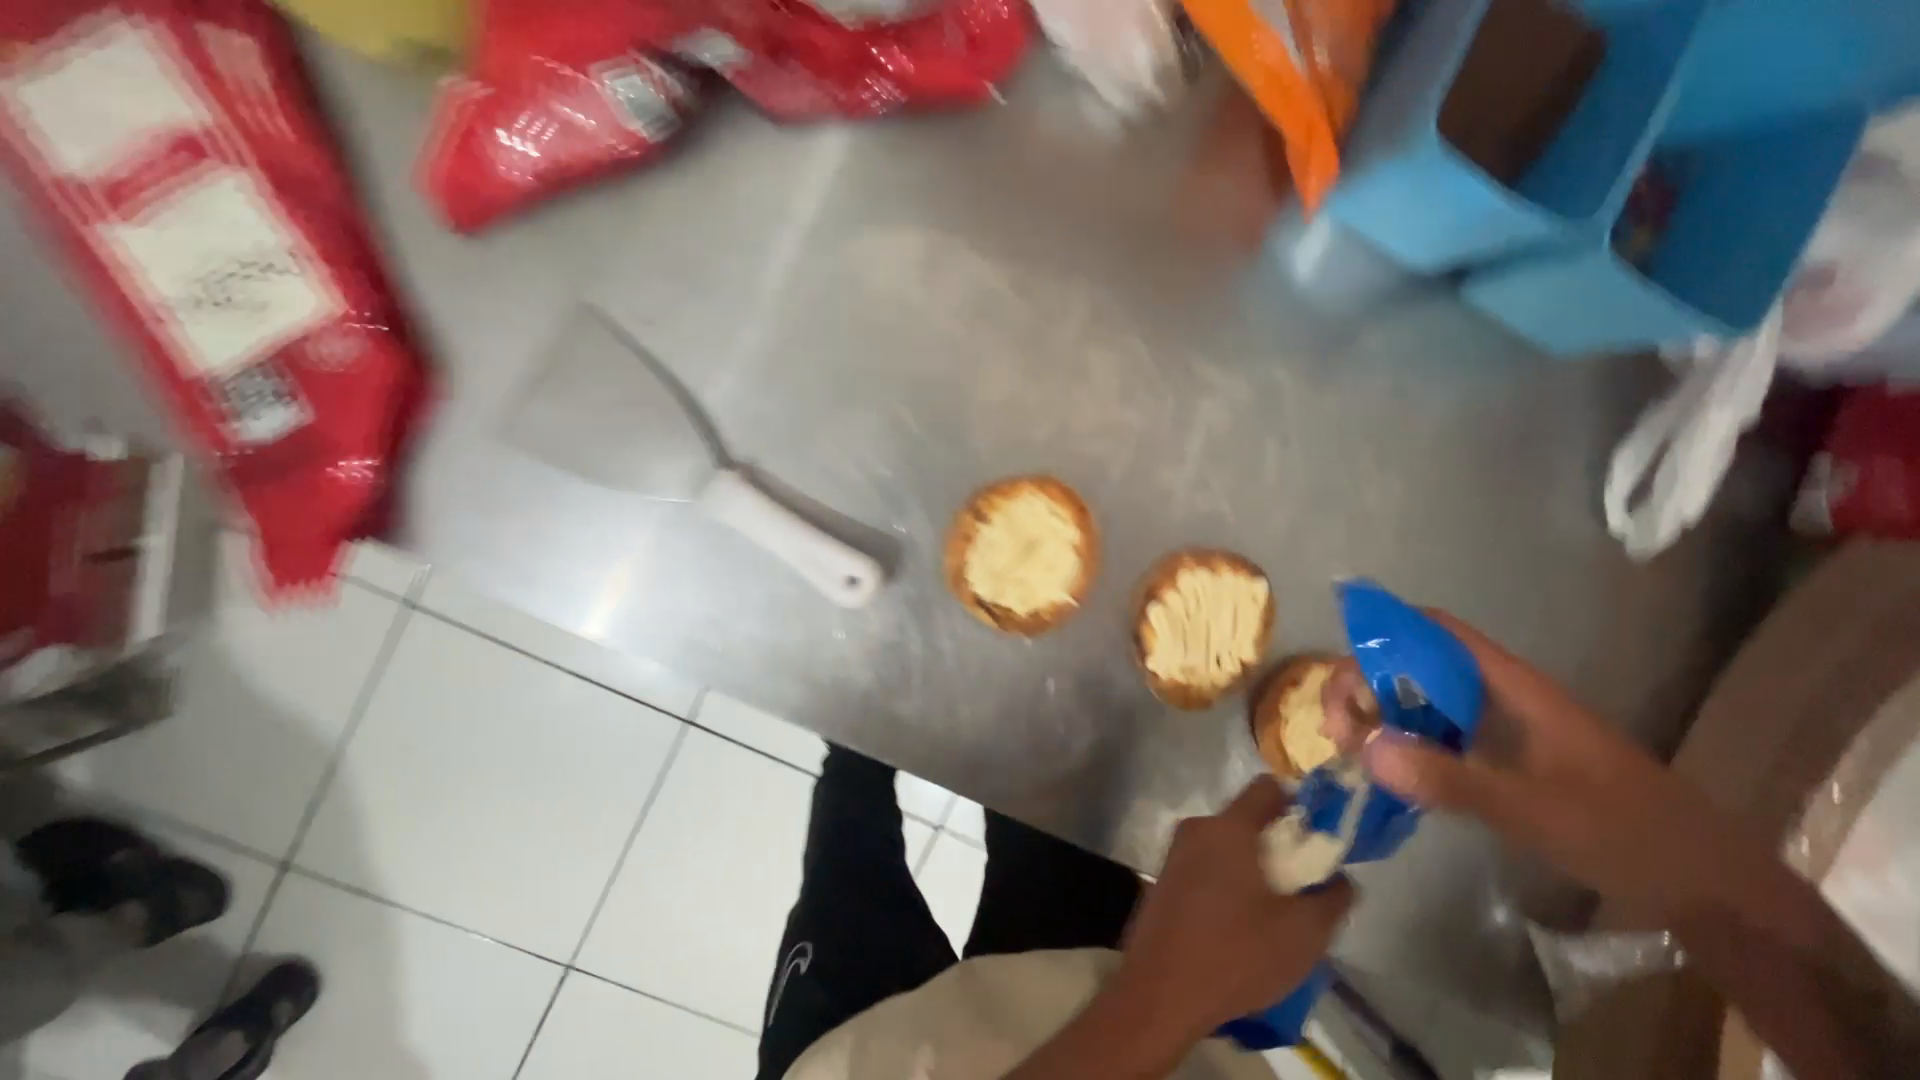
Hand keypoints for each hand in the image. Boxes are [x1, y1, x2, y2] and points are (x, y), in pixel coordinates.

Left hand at [1113, 778, 1354, 1041]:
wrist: (1159, 994)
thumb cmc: (1236, 953)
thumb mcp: (1304, 933)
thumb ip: (1332, 897)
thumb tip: (1340, 878)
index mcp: (1228, 827)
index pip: (1268, 788)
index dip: (1300, 806)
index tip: (1320, 840)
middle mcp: (1196, 830)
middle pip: (1247, 820)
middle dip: (1279, 846)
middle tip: (1304, 885)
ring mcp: (1173, 856)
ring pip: (1225, 848)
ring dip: (1253, 870)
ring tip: (1277, 913)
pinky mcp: (1162, 883)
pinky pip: (1206, 870)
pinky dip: (1227, 886)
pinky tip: (1241, 927)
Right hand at [1320, 611, 1777, 925]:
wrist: (1704, 884)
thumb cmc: (1627, 831)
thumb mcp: (1534, 808)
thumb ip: (1449, 778)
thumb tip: (1365, 748)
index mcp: (1511, 686)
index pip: (1432, 632)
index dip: (1380, 634)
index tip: (1340, 679)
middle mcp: (1499, 697)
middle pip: (1415, 665)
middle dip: (1366, 687)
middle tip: (1340, 736)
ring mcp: (1503, 730)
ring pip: (1423, 703)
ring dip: (1381, 719)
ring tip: (1353, 756)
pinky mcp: (1506, 763)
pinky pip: (1438, 739)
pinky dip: (1405, 748)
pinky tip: (1389, 779)